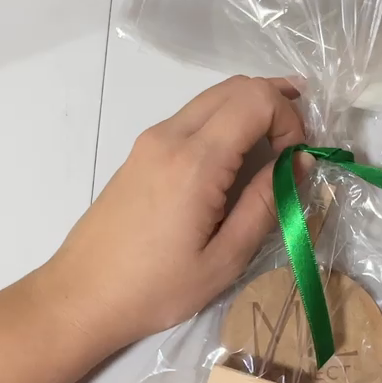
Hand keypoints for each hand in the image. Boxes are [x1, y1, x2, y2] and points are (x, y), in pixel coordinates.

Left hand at [33, 76, 305, 351]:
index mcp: (194, 161)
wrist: (81, 296)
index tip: (297, 159)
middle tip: (298, 141)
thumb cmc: (155, 288)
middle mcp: (170, 136)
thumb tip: (300, 161)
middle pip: (235, 87)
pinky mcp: (140, 152)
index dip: (289, 119)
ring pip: (212, 98)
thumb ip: (266, 204)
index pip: (256, 99)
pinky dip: (225, 123)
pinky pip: (192, 118)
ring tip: (276, 147)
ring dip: (250, 111)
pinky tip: (237, 158)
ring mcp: (150, 140)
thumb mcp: (224, 259)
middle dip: (275, 104)